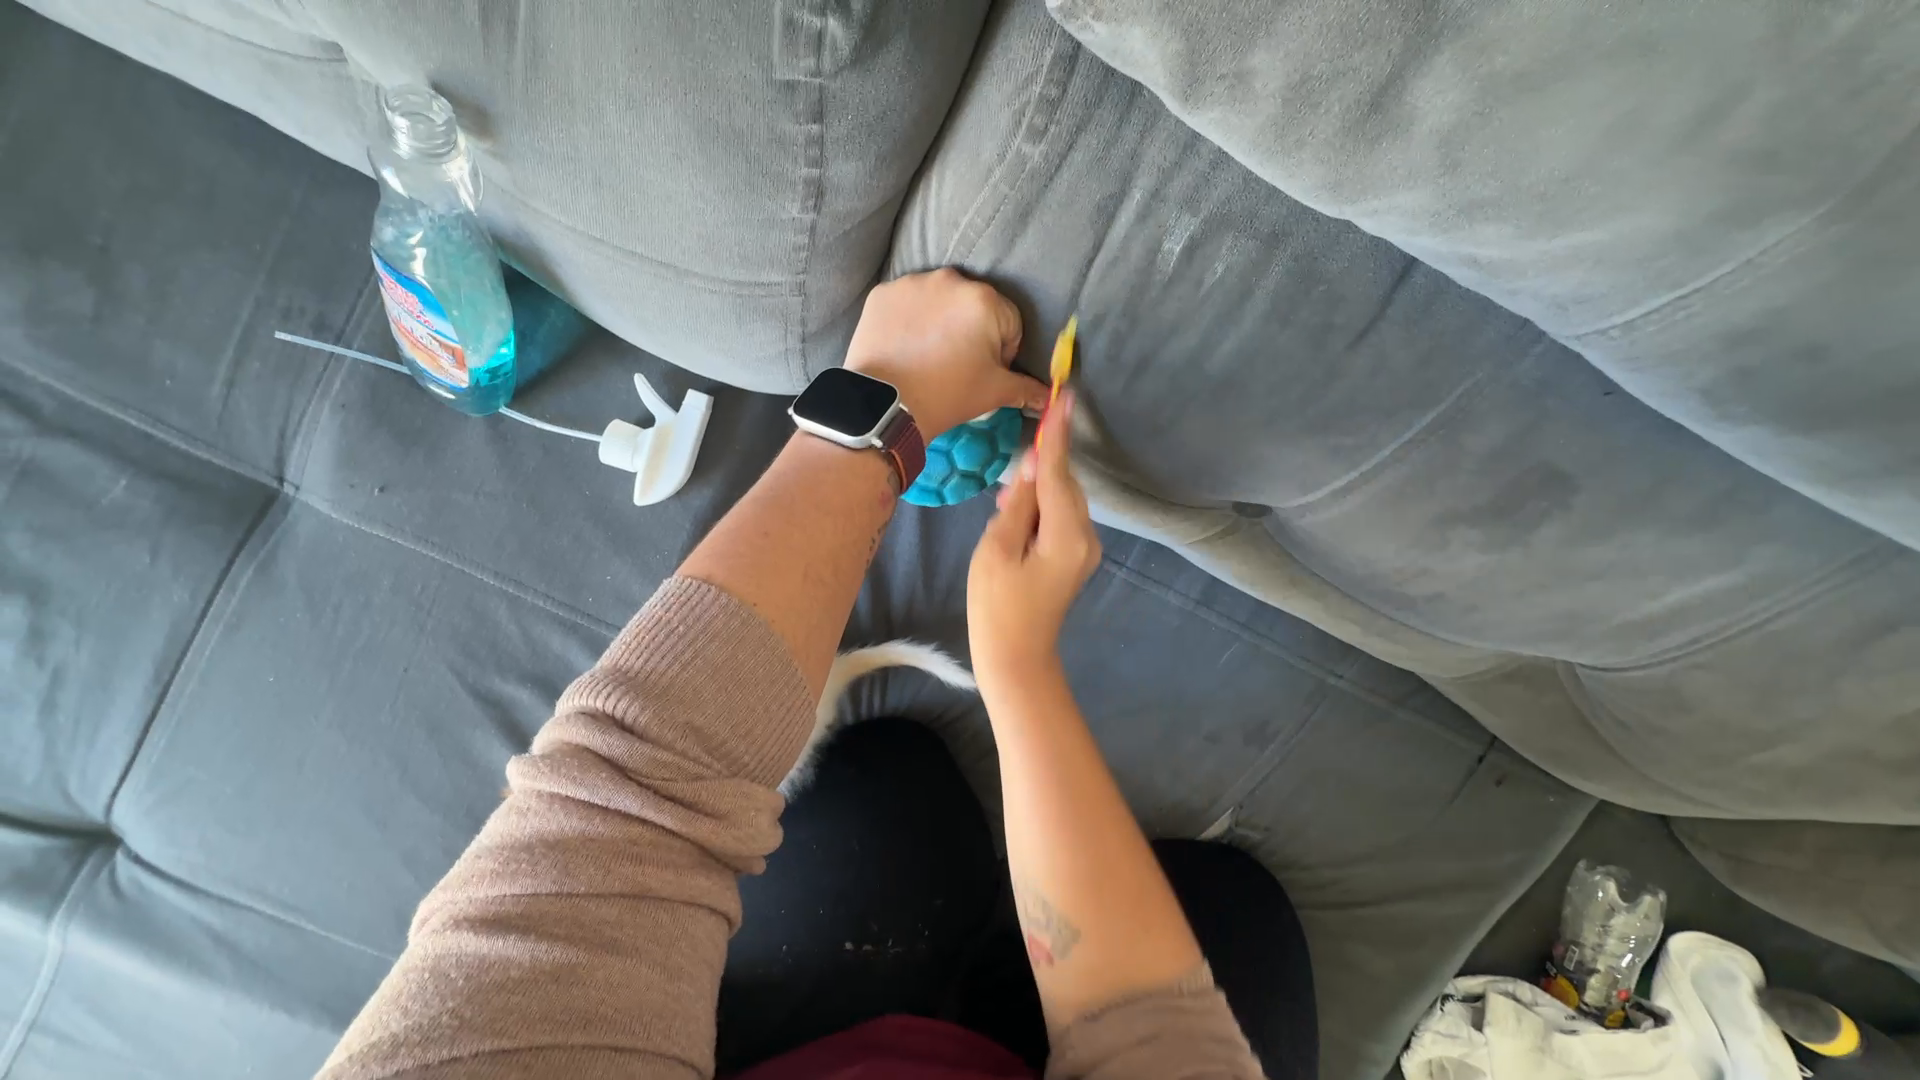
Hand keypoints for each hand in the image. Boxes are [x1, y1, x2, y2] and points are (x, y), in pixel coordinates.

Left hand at [844, 268, 1049, 439]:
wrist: (885, 407)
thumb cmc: (948, 395)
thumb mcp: (994, 393)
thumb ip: (1028, 388)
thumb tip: (1050, 395)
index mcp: (985, 300)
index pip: (1009, 323)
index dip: (1002, 352)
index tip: (983, 373)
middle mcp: (950, 280)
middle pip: (973, 307)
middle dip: (971, 332)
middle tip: (954, 366)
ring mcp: (912, 283)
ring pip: (938, 301)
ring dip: (939, 323)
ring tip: (927, 357)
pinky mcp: (882, 293)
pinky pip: (905, 303)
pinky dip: (908, 320)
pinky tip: (903, 347)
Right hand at [967, 391, 1101, 679]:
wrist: (1016, 657)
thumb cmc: (997, 605)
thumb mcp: (997, 547)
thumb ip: (1018, 502)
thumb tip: (1033, 465)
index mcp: (1066, 534)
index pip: (1059, 472)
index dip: (1057, 434)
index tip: (1066, 396)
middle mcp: (1086, 537)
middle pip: (1064, 485)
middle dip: (1039, 471)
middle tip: (1006, 485)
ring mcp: (1086, 549)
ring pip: (1063, 500)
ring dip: (1037, 492)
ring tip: (1005, 507)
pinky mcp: (1077, 557)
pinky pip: (1061, 518)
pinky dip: (1041, 509)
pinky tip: (1018, 520)